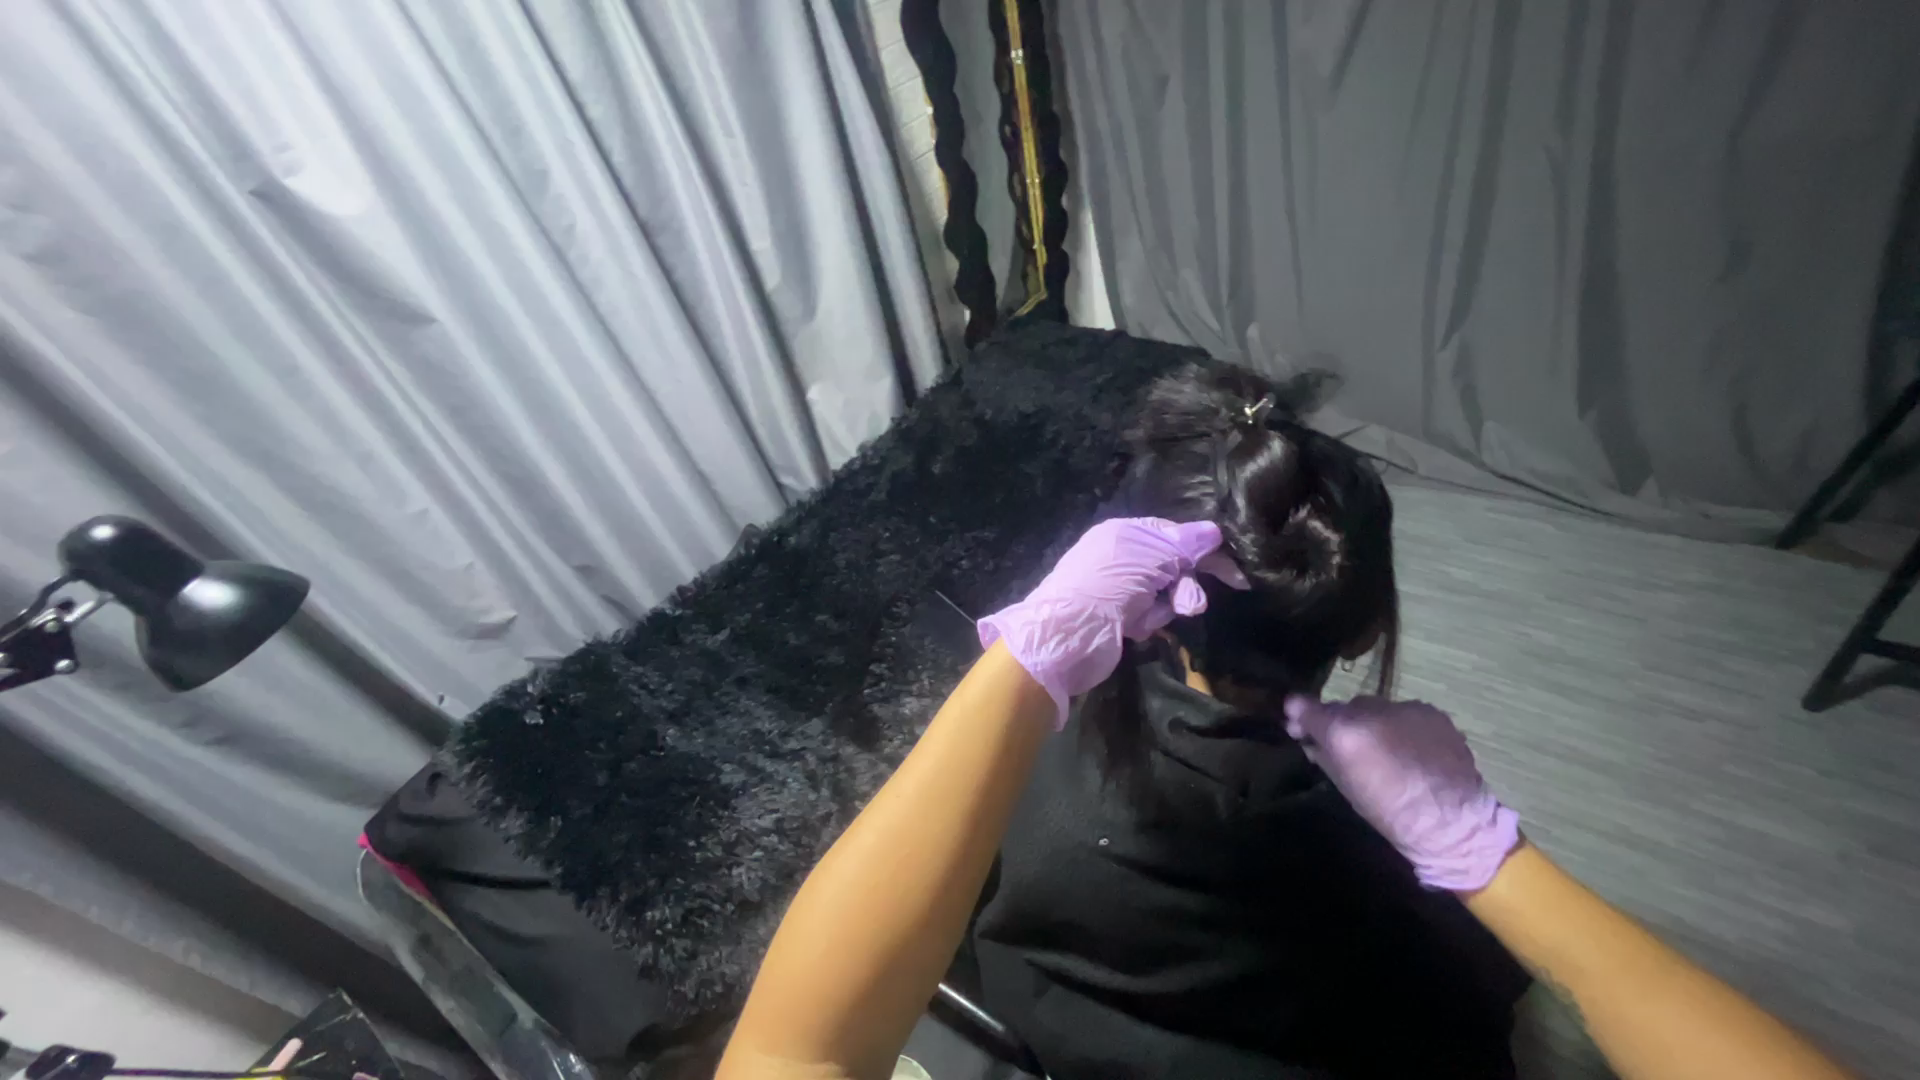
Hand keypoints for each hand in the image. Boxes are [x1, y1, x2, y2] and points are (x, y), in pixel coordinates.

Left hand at [979, 517, 1245, 727]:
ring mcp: (1118, 587)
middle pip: (1173, 566)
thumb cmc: (1109, 585)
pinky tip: (1133, 629)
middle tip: (1188, 606)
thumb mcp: (1152, 556)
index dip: (1205, 552)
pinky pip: (1149, 615)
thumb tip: (1214, 531)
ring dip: (1163, 608)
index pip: (1176, 534)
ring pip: (1164, 594)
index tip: (1235, 576)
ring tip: (1145, 619)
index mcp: (1125, 532)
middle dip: (1183, 586)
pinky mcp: (1116, 617)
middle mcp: (1121, 556)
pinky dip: (1147, 622)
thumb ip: (1185, 544)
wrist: (1066, 634)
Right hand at [1284, 695, 1519, 891]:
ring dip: (1371, 722)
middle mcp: (1372, 710)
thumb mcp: (1343, 785)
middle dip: (1339, 722)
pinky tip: (1409, 748)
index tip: (1298, 727)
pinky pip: (1404, 712)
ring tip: (1382, 747)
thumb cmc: (1389, 814)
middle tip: (1344, 745)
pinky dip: (1399, 725)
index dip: (1300, 715)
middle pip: (1343, 707)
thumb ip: (1321, 752)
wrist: (1454, 826)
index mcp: (1345, 732)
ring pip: (1374, 706)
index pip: (1307, 707)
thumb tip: (1307, 734)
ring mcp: (1405, 708)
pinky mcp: (1432, 712)